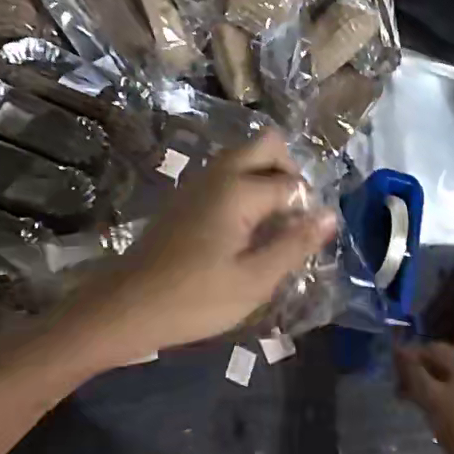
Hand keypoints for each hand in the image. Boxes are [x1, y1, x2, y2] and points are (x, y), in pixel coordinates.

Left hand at [73, 129, 337, 364]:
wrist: (122, 308)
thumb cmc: (193, 299)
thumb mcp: (254, 280)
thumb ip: (295, 244)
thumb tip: (331, 214)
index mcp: (239, 190)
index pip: (291, 183)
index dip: (307, 208)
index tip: (307, 240)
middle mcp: (220, 174)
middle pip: (267, 144)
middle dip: (290, 170)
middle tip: (293, 215)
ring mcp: (198, 182)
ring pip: (245, 157)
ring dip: (267, 177)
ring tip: (274, 224)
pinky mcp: (185, 197)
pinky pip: (226, 174)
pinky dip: (245, 187)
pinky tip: (245, 229)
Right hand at [394, 339, 453, 453]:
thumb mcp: (428, 396)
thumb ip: (412, 371)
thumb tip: (397, 350)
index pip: (431, 349)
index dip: (410, 357)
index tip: (392, 372)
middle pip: (438, 362)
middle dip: (416, 372)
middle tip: (397, 387)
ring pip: (443, 377)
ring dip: (423, 384)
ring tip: (405, 398)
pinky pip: (451, 390)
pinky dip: (435, 394)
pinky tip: (422, 405)